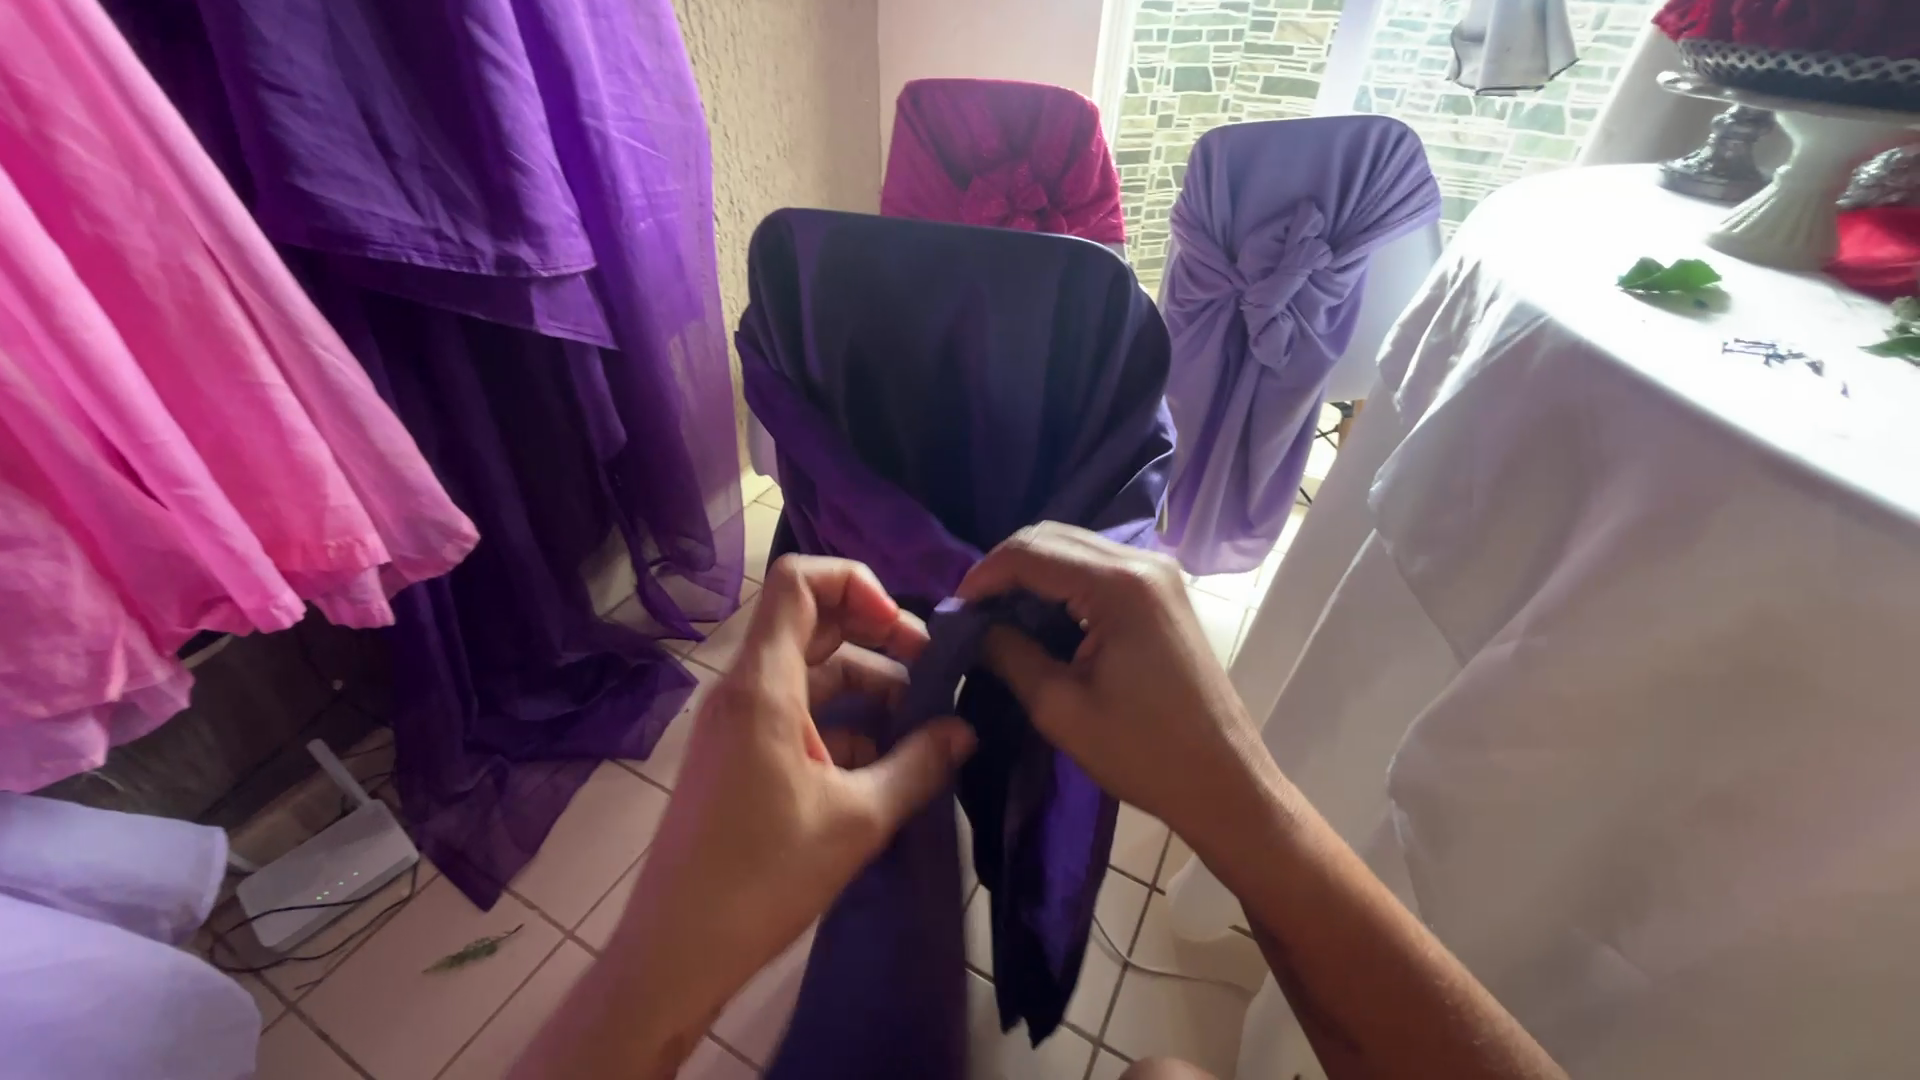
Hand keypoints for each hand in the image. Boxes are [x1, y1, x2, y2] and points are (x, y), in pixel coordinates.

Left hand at [608, 555, 976, 1039]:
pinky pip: (798, 710)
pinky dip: (843, 721)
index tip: (904, 632)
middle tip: (930, 673)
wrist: (673, 955)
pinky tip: (884, 760)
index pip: (799, 580)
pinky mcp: (740, 752)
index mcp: (763, 685)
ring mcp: (738, 720)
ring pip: (811, 669)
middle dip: (877, 634)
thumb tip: (965, 730)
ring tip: (920, 726)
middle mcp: (744, 687)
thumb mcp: (857, 820)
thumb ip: (919, 765)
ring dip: (868, 685)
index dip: (857, 584)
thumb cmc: (762, 880)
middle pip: (812, 620)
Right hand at [957, 523, 1270, 842]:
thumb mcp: (1060, 708)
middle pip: (1052, 537)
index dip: (983, 575)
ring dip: (1032, 573)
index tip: (953, 610)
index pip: (1031, 552)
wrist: (1223, 781)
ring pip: (1074, 546)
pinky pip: (1097, 566)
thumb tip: (973, 627)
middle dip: (1005, 568)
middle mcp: (1142, 562)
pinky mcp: (1162, 591)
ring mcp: (1158, 573)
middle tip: (973, 612)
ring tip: (999, 614)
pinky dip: (1061, 582)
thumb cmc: (1143, 753)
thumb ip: (1009, 654)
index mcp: (1119, 585)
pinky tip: (1042, 616)